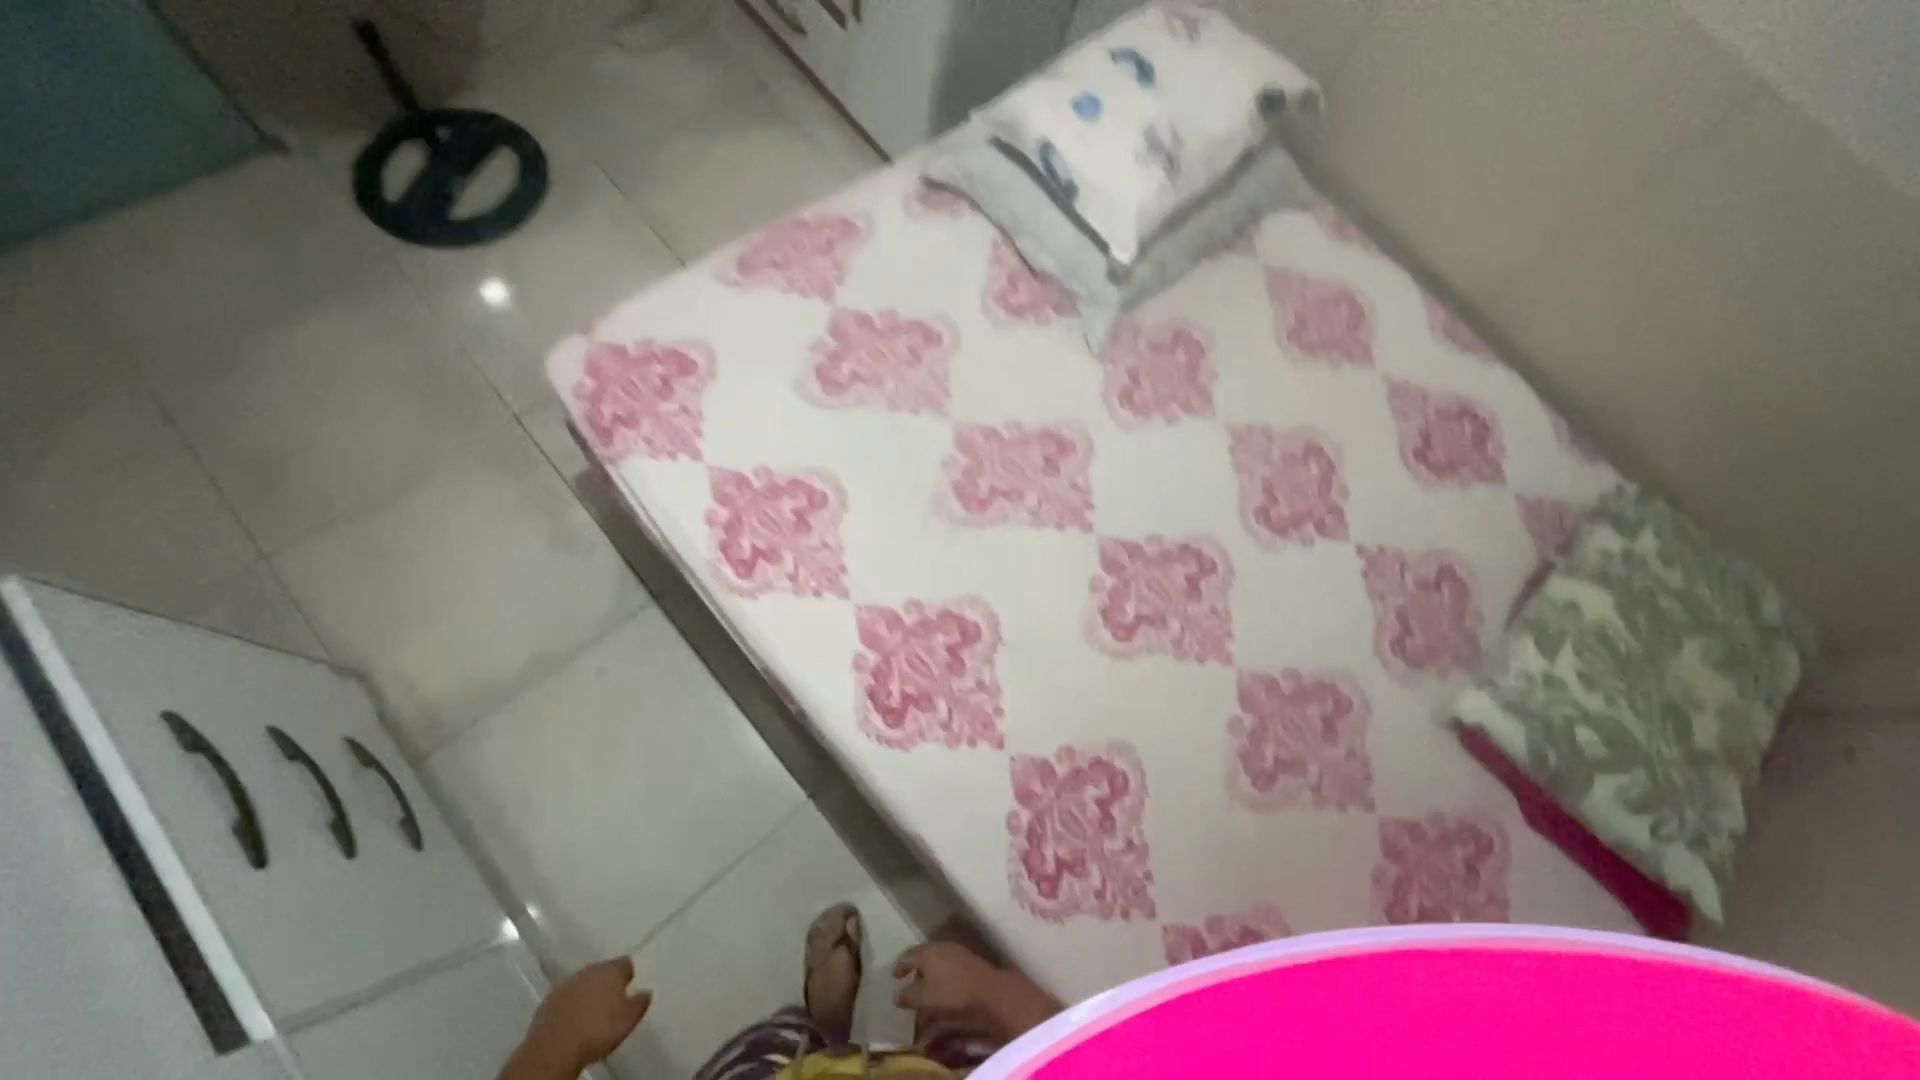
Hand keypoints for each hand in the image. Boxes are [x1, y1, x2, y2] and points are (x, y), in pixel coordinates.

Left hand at [507, 958, 652, 1079]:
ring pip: (582, 984)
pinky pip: (565, 998)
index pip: (624, 963)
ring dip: (587, 993)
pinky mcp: (547, 1001)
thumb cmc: (598, 1030)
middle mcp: (588, 971)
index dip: (627, 975)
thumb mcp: (629, 1019)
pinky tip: (573, 1020)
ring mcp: (565, 985)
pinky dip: (570, 1005)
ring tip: (591, 1013)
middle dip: (606, 983)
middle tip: (611, 1001)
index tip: (629, 987)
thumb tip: (646, 992)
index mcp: (610, 971)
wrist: (555, 1049)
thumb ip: (640, 1002)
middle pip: (601, 971)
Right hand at [893, 943, 1004, 1018]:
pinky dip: (942, 971)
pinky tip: (944, 984)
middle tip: (910, 981)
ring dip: (929, 970)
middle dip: (915, 968)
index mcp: (926, 952)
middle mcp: (940, 946)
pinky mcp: (968, 958)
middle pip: (922, 955)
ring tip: (926, 985)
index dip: (899, 966)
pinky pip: (948, 962)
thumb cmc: (951, 993)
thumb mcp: (923, 999)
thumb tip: (896, 996)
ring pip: (936, 958)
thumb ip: (908, 996)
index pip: (907, 955)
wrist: (988, 990)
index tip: (896, 977)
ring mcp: (956, 950)